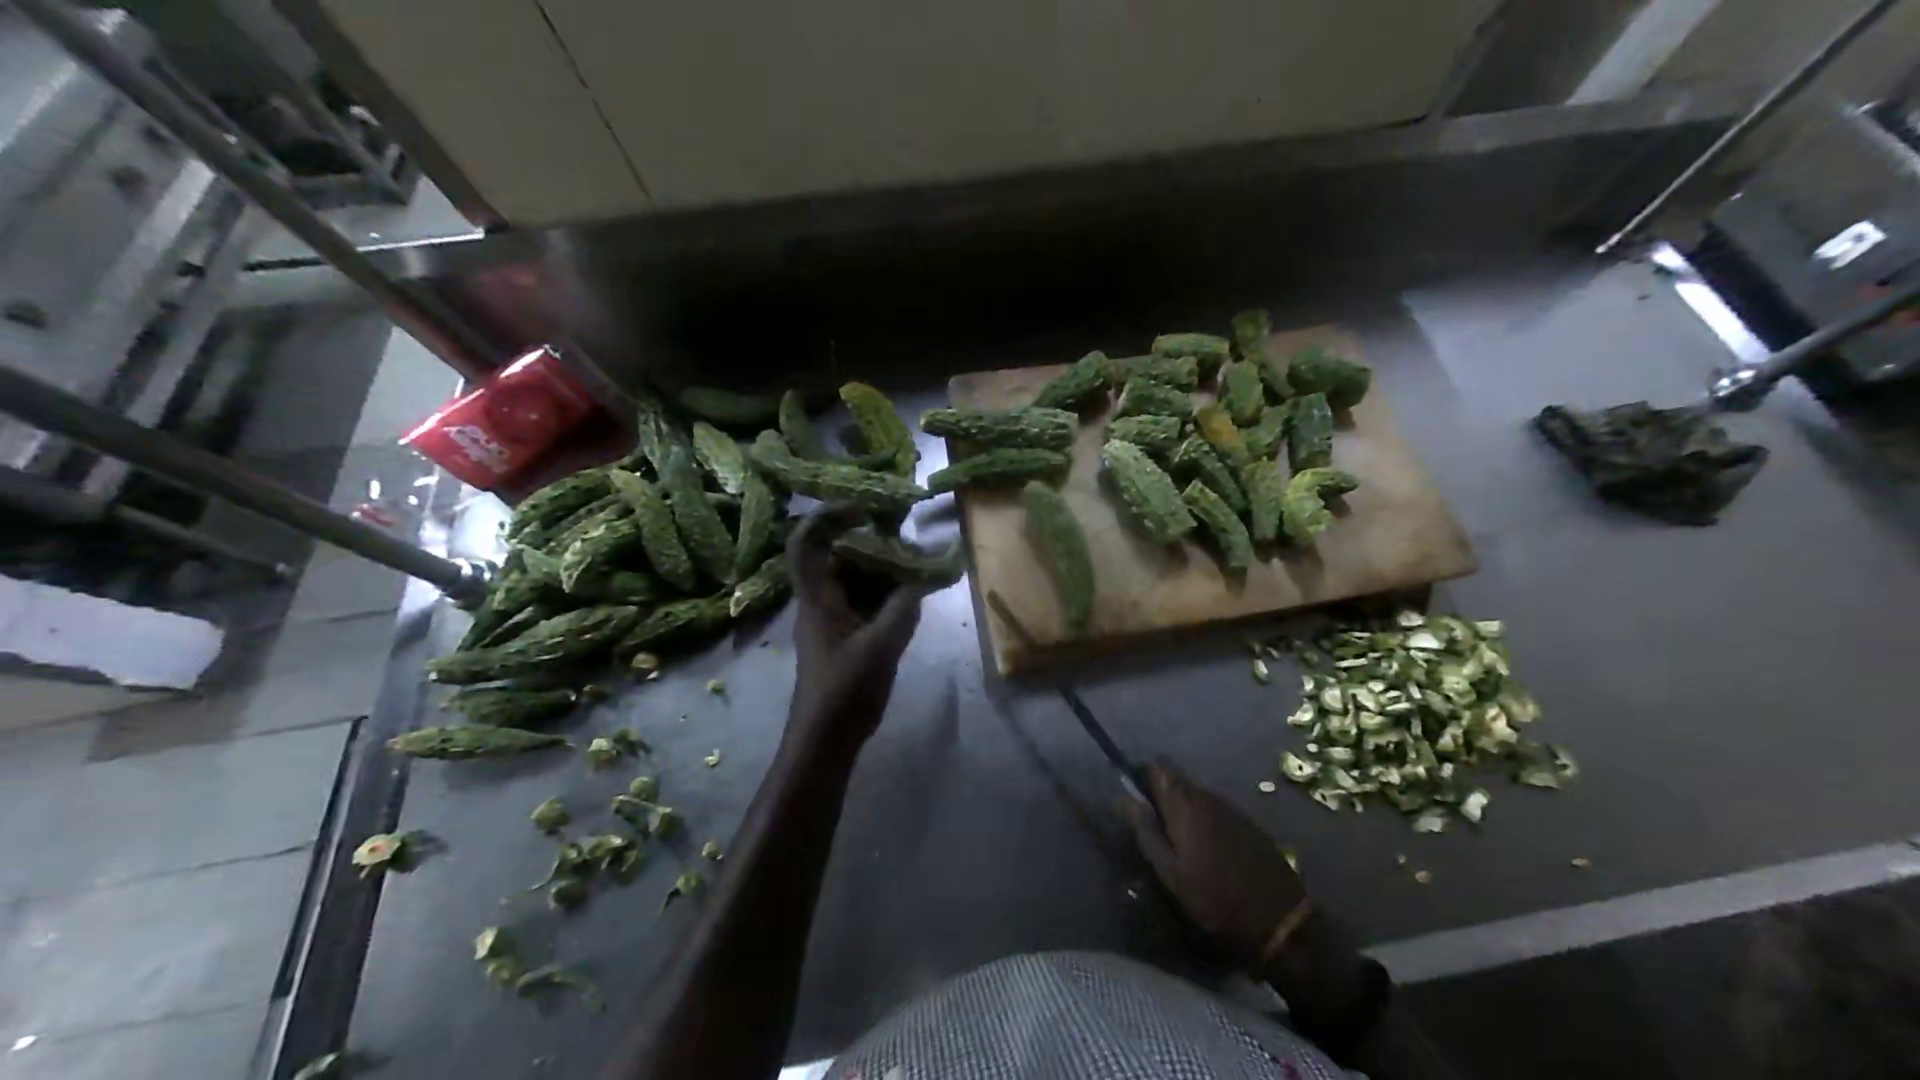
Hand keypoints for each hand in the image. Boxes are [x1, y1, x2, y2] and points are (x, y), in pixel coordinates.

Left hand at [784, 510, 925, 759]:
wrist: (825, 739)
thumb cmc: (845, 690)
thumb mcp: (882, 646)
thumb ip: (904, 607)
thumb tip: (924, 575)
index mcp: (817, 599)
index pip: (806, 544)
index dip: (828, 518)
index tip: (863, 508)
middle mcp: (821, 602)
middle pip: (838, 558)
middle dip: (871, 544)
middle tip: (907, 539)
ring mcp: (832, 621)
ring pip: (854, 581)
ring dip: (882, 571)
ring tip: (916, 565)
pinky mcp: (845, 638)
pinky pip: (863, 603)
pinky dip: (885, 595)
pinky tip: (911, 596)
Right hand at [1123, 762, 1308, 969]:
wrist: (1279, 922)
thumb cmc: (1215, 899)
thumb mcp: (1170, 872)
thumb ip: (1146, 831)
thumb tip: (1124, 799)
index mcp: (1186, 804)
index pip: (1158, 767)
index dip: (1142, 777)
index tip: (1135, 801)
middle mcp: (1209, 796)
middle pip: (1177, 780)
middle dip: (1162, 797)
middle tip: (1155, 829)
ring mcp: (1232, 809)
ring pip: (1197, 796)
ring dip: (1184, 810)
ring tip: (1180, 843)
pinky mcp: (1249, 823)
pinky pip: (1217, 811)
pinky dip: (1205, 821)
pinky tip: (1208, 850)